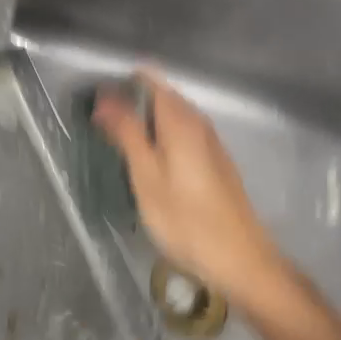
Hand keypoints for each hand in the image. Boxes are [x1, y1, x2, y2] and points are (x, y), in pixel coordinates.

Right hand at [92, 70, 286, 299]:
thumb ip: (126, 131)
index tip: (98, 102)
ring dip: (145, 123)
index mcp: (179, 118)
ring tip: (120, 147)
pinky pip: (182, 134)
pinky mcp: (216, 161)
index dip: (121, 83)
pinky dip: (162, 138)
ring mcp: (210, 141)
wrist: (242, 262)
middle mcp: (198, 121)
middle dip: (130, 103)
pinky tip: (151, 165)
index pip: (148, 77)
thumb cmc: (187, 220)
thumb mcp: (146, 176)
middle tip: (102, 129)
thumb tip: (104, 95)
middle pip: (159, 94)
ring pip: (170, 116)